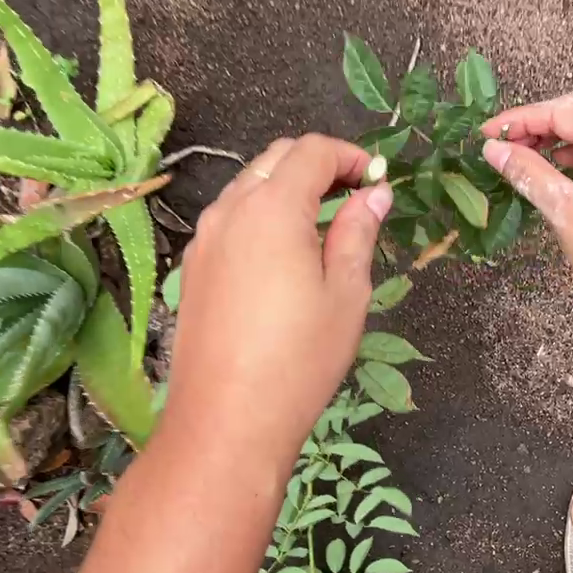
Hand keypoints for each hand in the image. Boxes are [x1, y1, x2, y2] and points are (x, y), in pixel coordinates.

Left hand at [164, 135, 392, 453]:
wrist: (226, 421)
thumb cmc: (300, 358)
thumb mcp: (346, 293)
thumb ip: (358, 231)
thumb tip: (375, 193)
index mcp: (273, 209)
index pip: (312, 151)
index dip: (352, 156)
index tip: (378, 180)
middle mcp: (231, 211)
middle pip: (277, 158)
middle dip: (321, 164)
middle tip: (356, 196)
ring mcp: (205, 238)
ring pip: (250, 184)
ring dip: (289, 187)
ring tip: (325, 225)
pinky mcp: (194, 266)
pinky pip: (232, 217)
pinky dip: (263, 213)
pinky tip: (286, 253)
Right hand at [479, 92, 572, 313]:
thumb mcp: (566, 211)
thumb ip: (528, 172)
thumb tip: (493, 149)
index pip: (562, 112)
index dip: (519, 119)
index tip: (485, 133)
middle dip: (536, 123)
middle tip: (500, 143)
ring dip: (555, 136)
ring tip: (520, 154)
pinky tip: (553, 166)